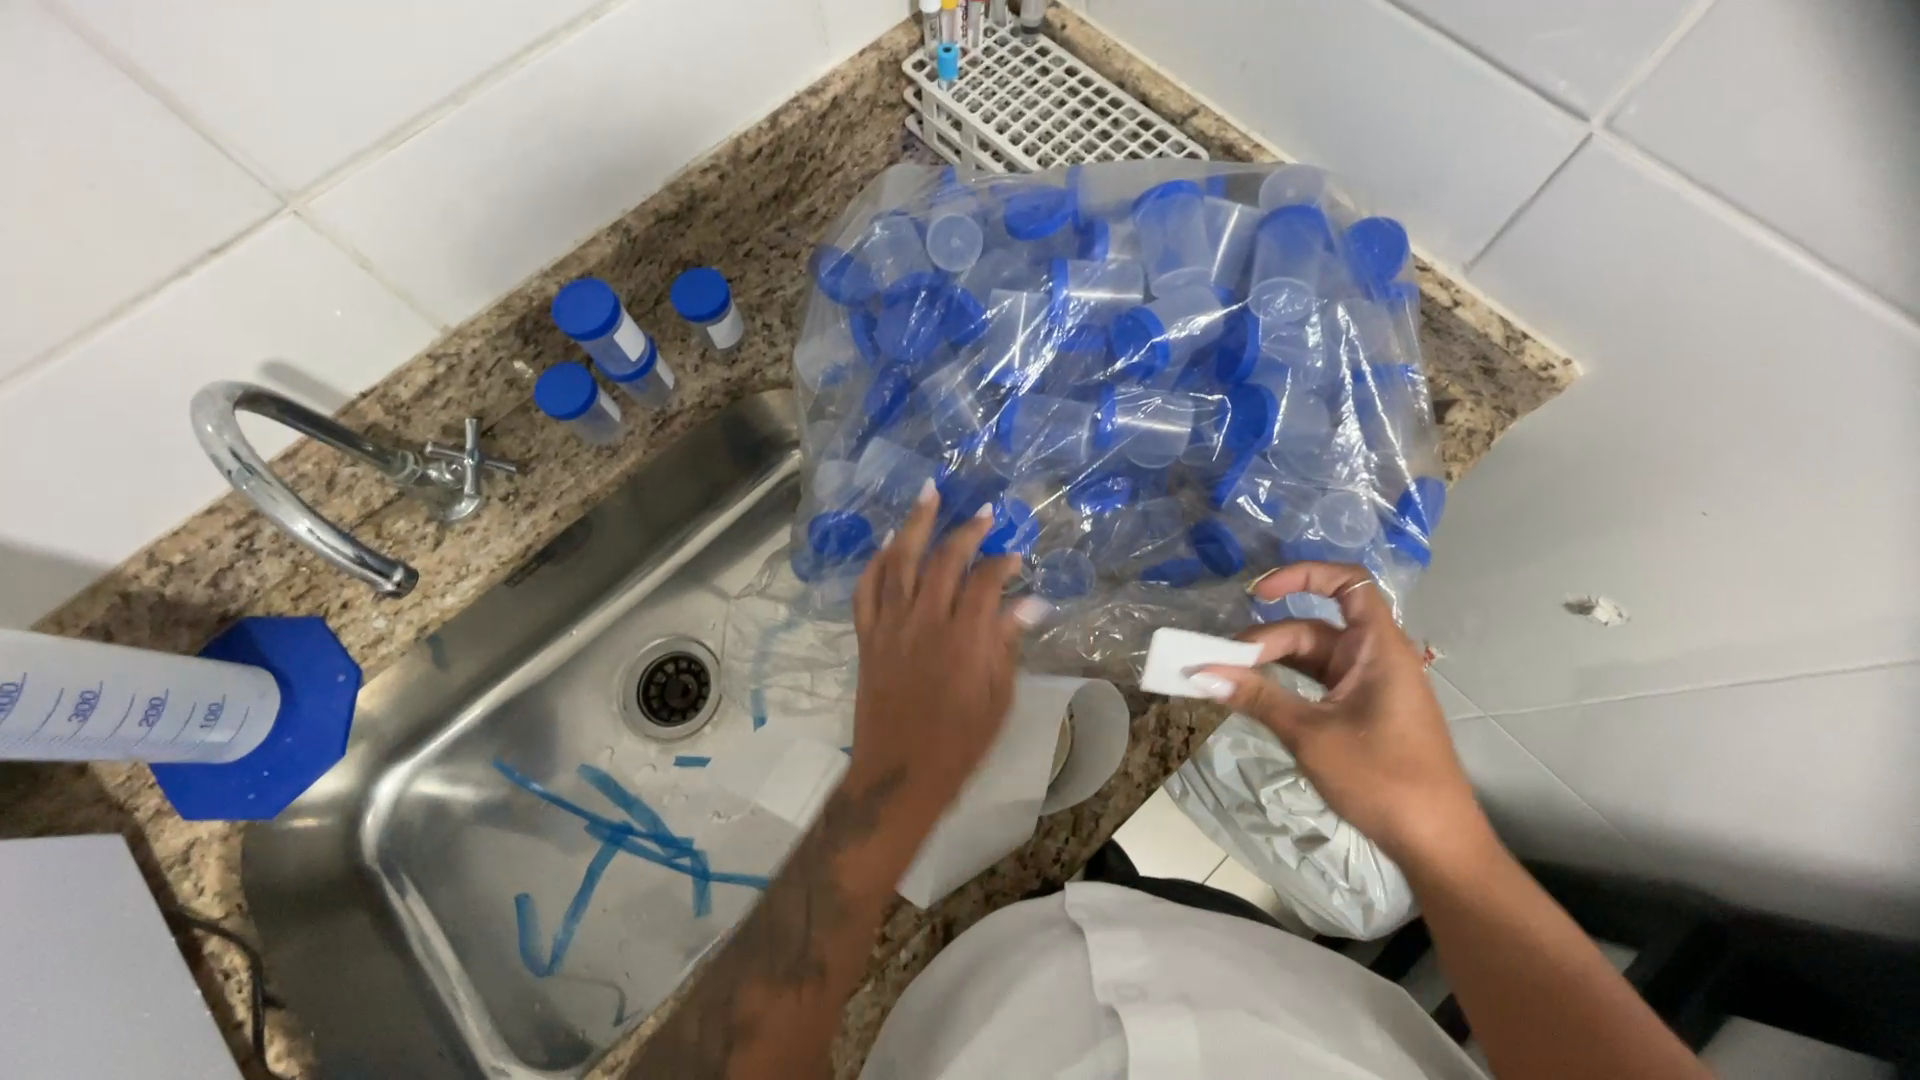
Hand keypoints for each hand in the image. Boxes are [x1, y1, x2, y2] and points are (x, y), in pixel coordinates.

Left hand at [849, 483, 1041, 834]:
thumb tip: (1031, 604)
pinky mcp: (867, 639)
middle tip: (982, 511)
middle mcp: (924, 624)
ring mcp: (890, 628)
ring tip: (927, 495)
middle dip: (965, 531)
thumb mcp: (998, 700)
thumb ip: (1008, 645)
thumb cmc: (959, 744)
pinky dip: (875, 563)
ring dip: (913, 526)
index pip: (985, 582)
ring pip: (899, 563)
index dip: (1002, 563)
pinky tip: (887, 544)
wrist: (899, 775)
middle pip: (942, 561)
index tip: (1016, 557)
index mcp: (964, 640)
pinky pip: (866, 591)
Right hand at [1193, 561, 1494, 868]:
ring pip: (1311, 657)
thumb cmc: (1382, 779)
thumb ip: (1256, 698)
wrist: (1435, 843)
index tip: (1257, 592)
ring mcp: (1369, 686)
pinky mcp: (1362, 712)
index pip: (1347, 583)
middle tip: (1218, 664)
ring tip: (1226, 679)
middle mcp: (1375, 658)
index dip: (1302, 575)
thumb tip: (1202, 673)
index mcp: (1378, 649)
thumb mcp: (1311, 735)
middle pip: (1312, 628)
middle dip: (1264, 641)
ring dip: (1270, 664)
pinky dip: (1285, 685)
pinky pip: (1317, 683)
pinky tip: (1254, 697)